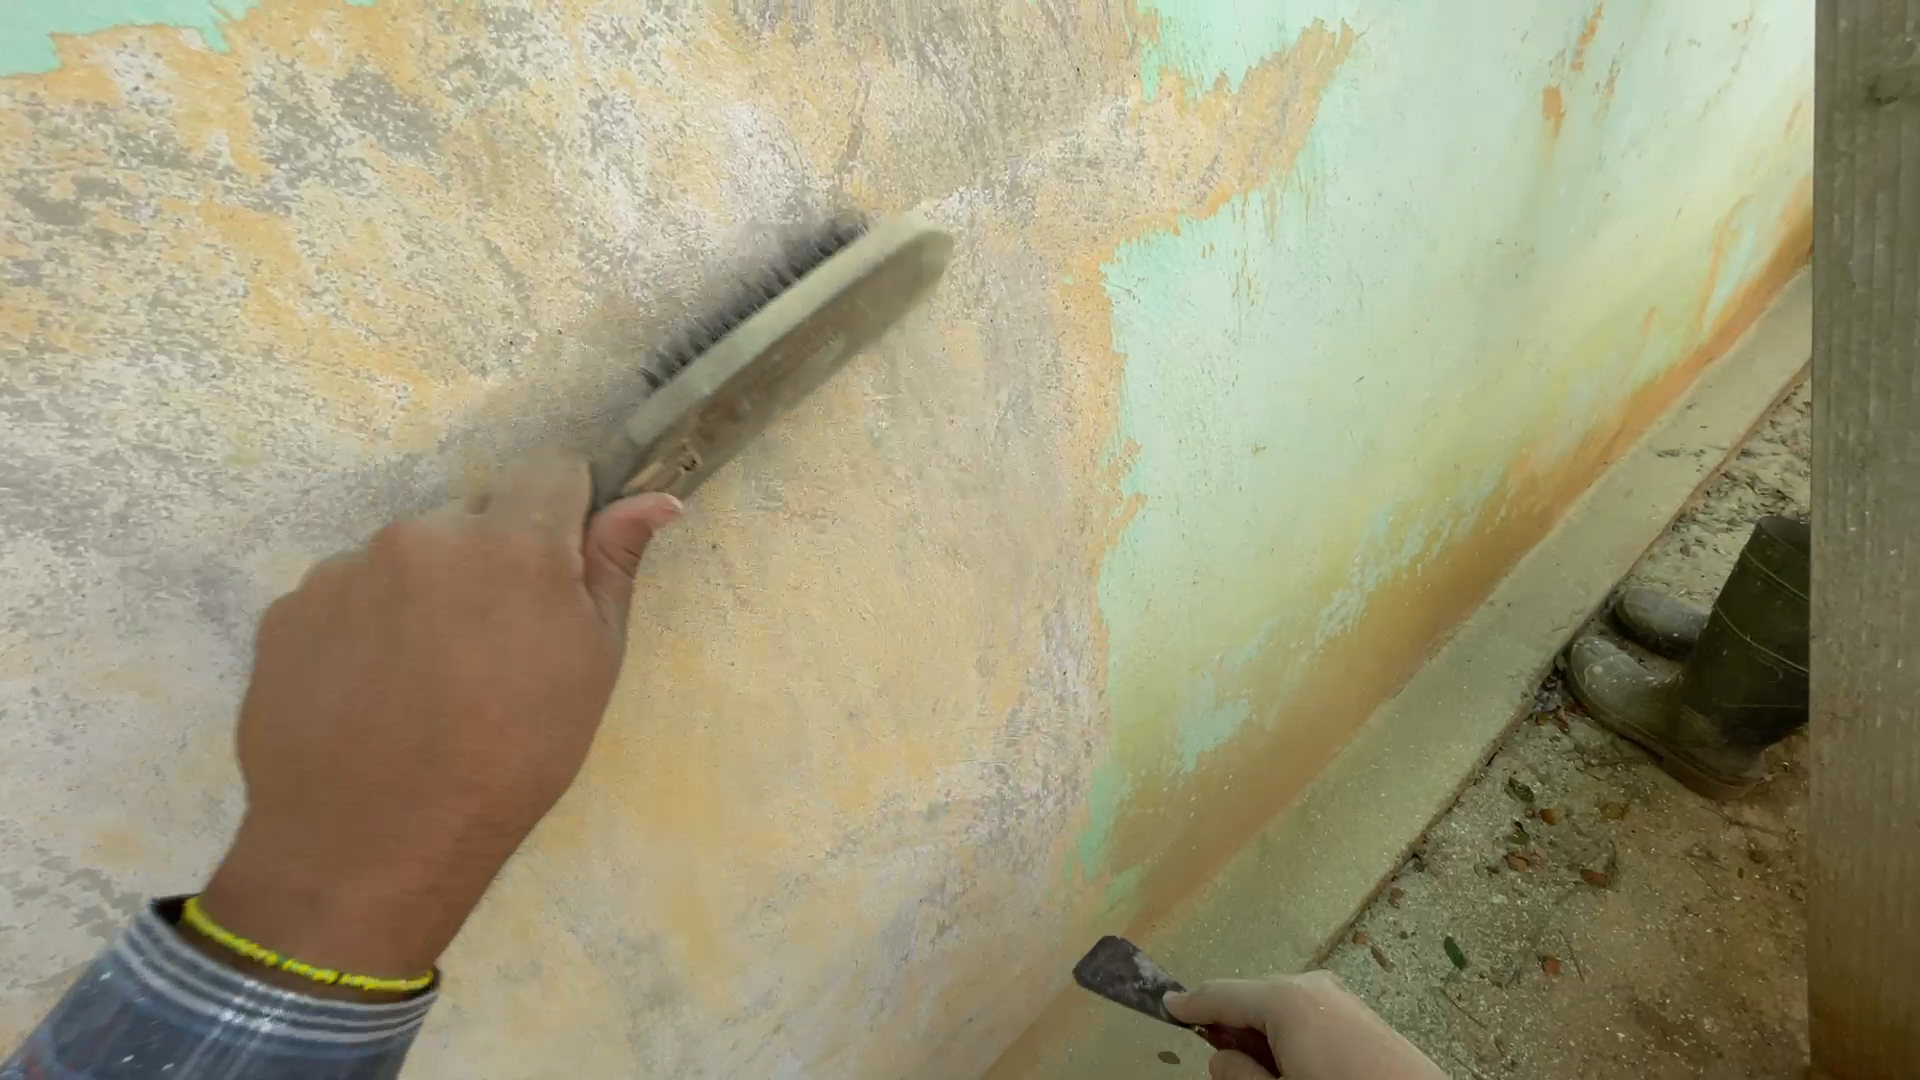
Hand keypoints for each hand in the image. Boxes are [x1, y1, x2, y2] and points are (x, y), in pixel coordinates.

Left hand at [196, 454, 680, 993]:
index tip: (567, 557)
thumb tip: (661, 499)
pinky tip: (381, 683)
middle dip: (499, 553)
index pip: (554, 468)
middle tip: (503, 634)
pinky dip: (376, 617)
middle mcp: (425, 534)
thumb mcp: (596, 658)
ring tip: (434, 667)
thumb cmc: (520, 749)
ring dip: (435, 584)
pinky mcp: (288, 608)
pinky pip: (354, 588)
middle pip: (480, 514)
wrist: (378, 842)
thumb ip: (617, 564)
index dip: (570, 505)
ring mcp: (346, 568)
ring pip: (414, 551)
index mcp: (514, 544)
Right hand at [1165, 971, 1447, 1079]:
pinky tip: (1297, 1063)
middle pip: (1250, 997)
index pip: (1220, 994)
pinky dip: (1290, 1031)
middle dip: (1230, 1023)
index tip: (1164, 1005)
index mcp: (1283, 999)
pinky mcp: (1361, 1012)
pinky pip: (1307, 1012)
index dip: (1189, 1002)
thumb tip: (1220, 1058)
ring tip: (1265, 1067)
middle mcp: (1308, 983)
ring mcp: (1338, 994)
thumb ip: (1241, 1075)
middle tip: (1219, 1056)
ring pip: (1279, 1005)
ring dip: (1262, 1030)